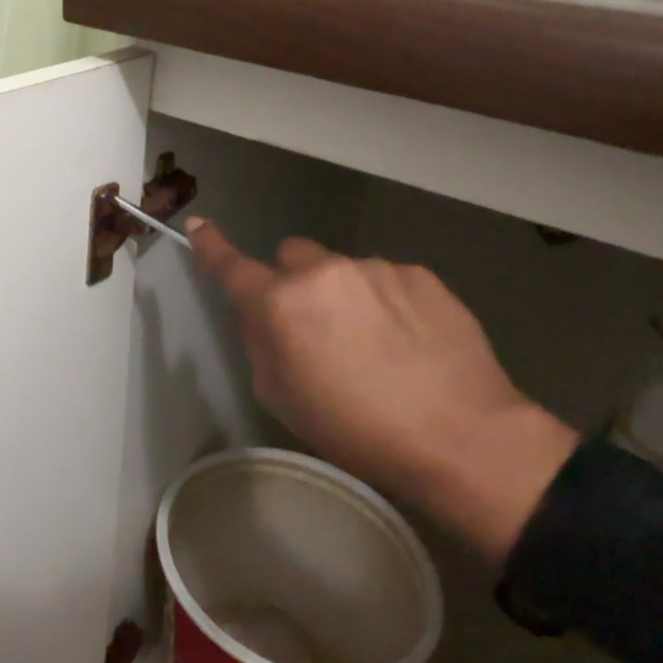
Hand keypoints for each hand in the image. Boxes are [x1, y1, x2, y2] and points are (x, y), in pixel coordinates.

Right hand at [186, 219, 575, 562]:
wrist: (462, 436)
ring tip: (378, 347)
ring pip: (343, 270)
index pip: (232, 265)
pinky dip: (387, 303)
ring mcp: (376, 268)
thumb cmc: (357, 430)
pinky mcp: (421, 276)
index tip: (200, 226)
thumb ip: (262, 344)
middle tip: (316, 326)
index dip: (211, 246)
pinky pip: (387, 281)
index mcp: (280, 304)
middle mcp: (323, 272)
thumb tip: (265, 317)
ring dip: (346, 296)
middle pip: (293, 256)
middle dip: (295, 281)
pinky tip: (411, 343)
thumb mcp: (282, 398)